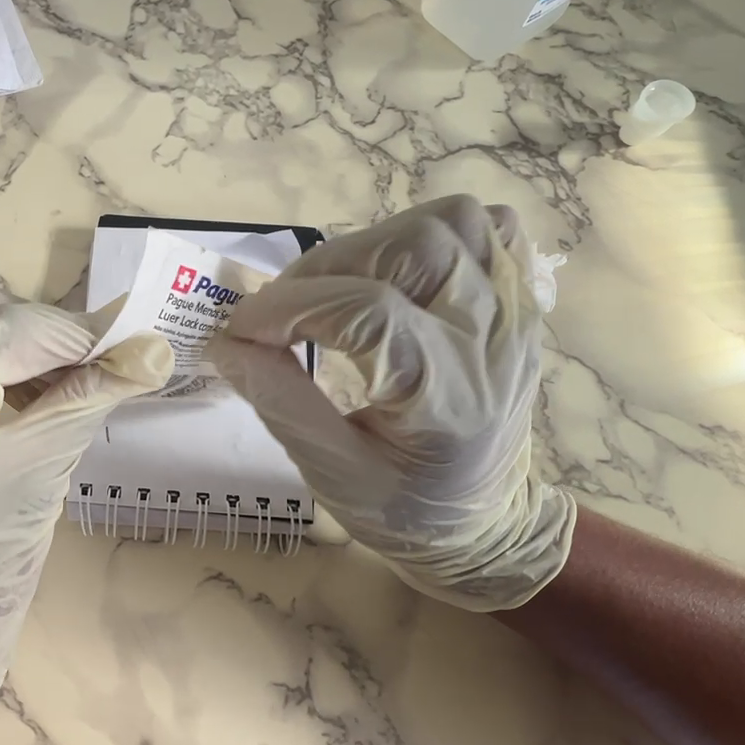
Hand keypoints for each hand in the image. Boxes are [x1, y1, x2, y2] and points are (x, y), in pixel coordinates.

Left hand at [0, 288, 172, 744]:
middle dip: (47, 338)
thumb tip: (156, 346)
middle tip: (106, 362)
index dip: (72, 332)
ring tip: (73, 381)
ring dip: (23, 348)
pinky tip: (33, 392)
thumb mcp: (43, 467)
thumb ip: (92, 395)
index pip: (0, 332)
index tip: (133, 339)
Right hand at [210, 195, 575, 609]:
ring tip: (336, 288)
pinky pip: (490, 228)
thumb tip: (225, 343)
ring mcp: (514, 314)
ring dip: (376, 242)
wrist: (486, 522)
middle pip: (415, 248)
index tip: (238, 331)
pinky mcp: (518, 302)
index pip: (366, 313)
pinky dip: (435, 233)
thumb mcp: (331, 472)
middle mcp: (491, 341)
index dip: (287, 308)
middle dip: (327, 267)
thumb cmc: (404, 509)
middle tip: (285, 310)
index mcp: (444, 397)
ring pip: (451, 223)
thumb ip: (279, 400)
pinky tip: (398, 272)